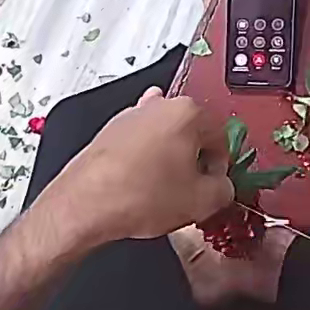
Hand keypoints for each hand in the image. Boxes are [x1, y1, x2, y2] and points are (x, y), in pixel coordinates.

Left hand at [35, 88, 234, 245]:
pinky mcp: (110, 130)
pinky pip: (140, 143)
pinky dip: (145, 160)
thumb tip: (222, 186)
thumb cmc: (142, 196)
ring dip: (170, 159)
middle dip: (196, 160)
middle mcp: (160, 105)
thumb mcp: (202, 201)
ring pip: (165, 136)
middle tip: (192, 189)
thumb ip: (225, 189)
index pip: (221, 138)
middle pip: (192, 133)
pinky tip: (142, 183)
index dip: (221, 167)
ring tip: (164, 190)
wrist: (85, 204)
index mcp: (189, 112)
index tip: (215, 186)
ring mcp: (132, 115)